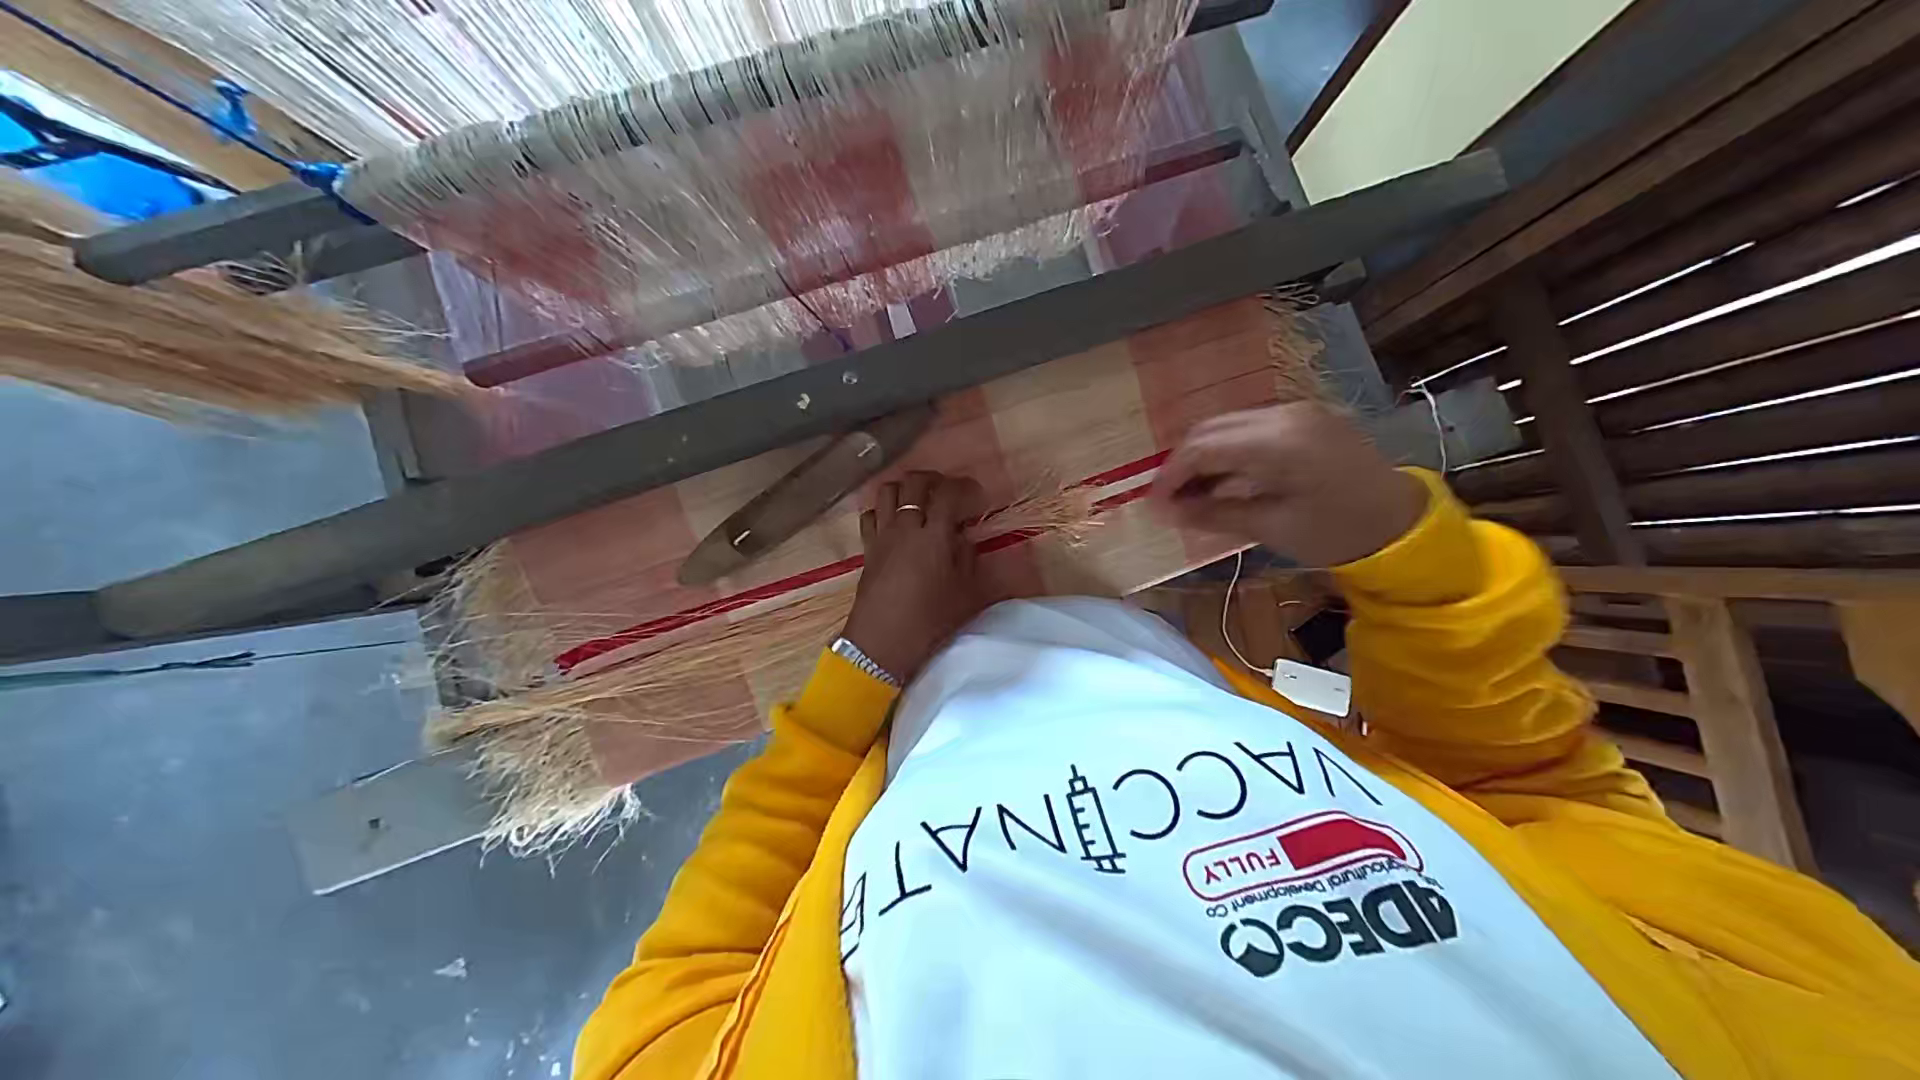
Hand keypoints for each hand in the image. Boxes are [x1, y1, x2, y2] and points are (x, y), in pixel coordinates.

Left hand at [843, 471, 987, 683]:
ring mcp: (882, 535)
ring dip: (905, 488)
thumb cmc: (929, 621)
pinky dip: (882, 509)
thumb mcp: (963, 593)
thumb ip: (966, 558)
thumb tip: (962, 537)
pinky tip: (893, 521)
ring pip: (887, 491)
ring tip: (919, 500)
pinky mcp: (867, 548)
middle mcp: (905, 527)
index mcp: (933, 536)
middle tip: (948, 490)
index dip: (964, 486)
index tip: (975, 494)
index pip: (948, 494)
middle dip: (934, 479)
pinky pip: (870, 514)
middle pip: (914, 483)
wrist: (882, 642)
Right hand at [1153, 402, 1427, 567]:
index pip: (1203, 447)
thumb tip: (1166, 512)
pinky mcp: (1306, 418)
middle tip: (1169, 500)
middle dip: (1183, 463)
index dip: (1171, 475)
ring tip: (1193, 493)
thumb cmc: (1338, 532)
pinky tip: (1223, 478)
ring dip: (1204, 456)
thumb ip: (1214, 513)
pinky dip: (1229, 451)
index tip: (1154, 505)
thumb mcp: (1272, 528)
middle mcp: (1285, 415)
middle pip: (1211, 429)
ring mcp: (1298, 411)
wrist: (1403, 524)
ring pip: (1228, 425)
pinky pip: (1252, 428)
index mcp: (1278, 442)